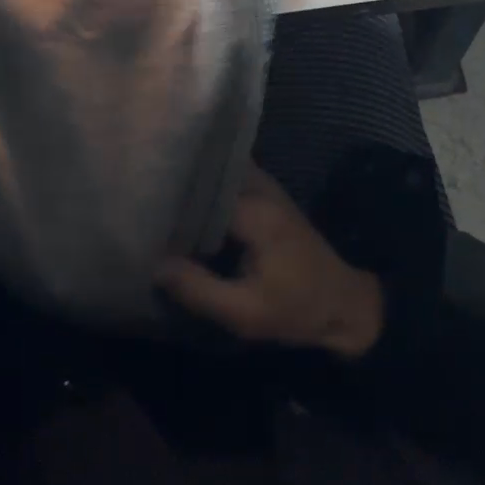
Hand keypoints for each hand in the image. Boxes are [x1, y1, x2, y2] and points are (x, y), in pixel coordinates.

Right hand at [156, 165, 384, 358]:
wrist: (345, 305)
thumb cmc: (297, 309)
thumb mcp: (245, 313)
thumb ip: (199, 289)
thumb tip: (154, 265)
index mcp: (255, 212)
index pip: (200, 187)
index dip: (168, 195)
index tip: (138, 204)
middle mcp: (259, 188)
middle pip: (207, 171)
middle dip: (176, 181)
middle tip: (140, 195)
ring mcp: (264, 186)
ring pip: (216, 172)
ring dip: (190, 182)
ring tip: (155, 195)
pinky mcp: (265, 194)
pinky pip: (226, 180)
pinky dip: (204, 187)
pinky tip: (182, 204)